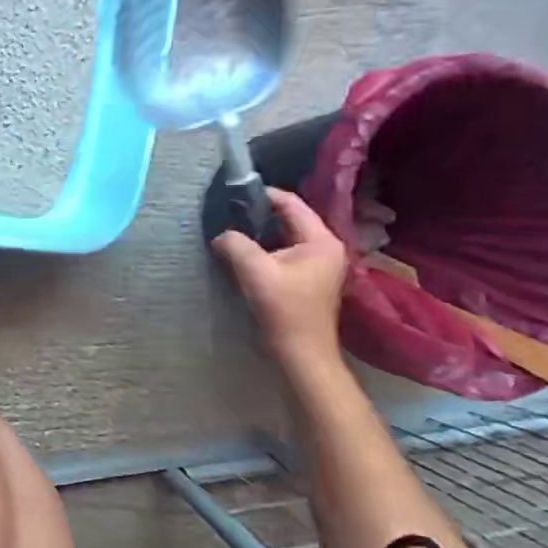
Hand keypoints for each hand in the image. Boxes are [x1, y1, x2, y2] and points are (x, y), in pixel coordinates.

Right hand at [211, 189, 347, 363]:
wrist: (302, 355)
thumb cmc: (284, 311)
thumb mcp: (255, 272)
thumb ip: (236, 244)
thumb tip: (222, 234)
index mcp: (321, 240)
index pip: (292, 204)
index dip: (263, 194)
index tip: (234, 192)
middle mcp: (325, 248)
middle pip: (289, 218)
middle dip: (259, 214)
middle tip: (229, 211)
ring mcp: (319, 265)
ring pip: (285, 236)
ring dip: (260, 233)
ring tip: (232, 229)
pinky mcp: (308, 279)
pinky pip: (284, 252)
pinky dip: (265, 249)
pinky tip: (243, 253)